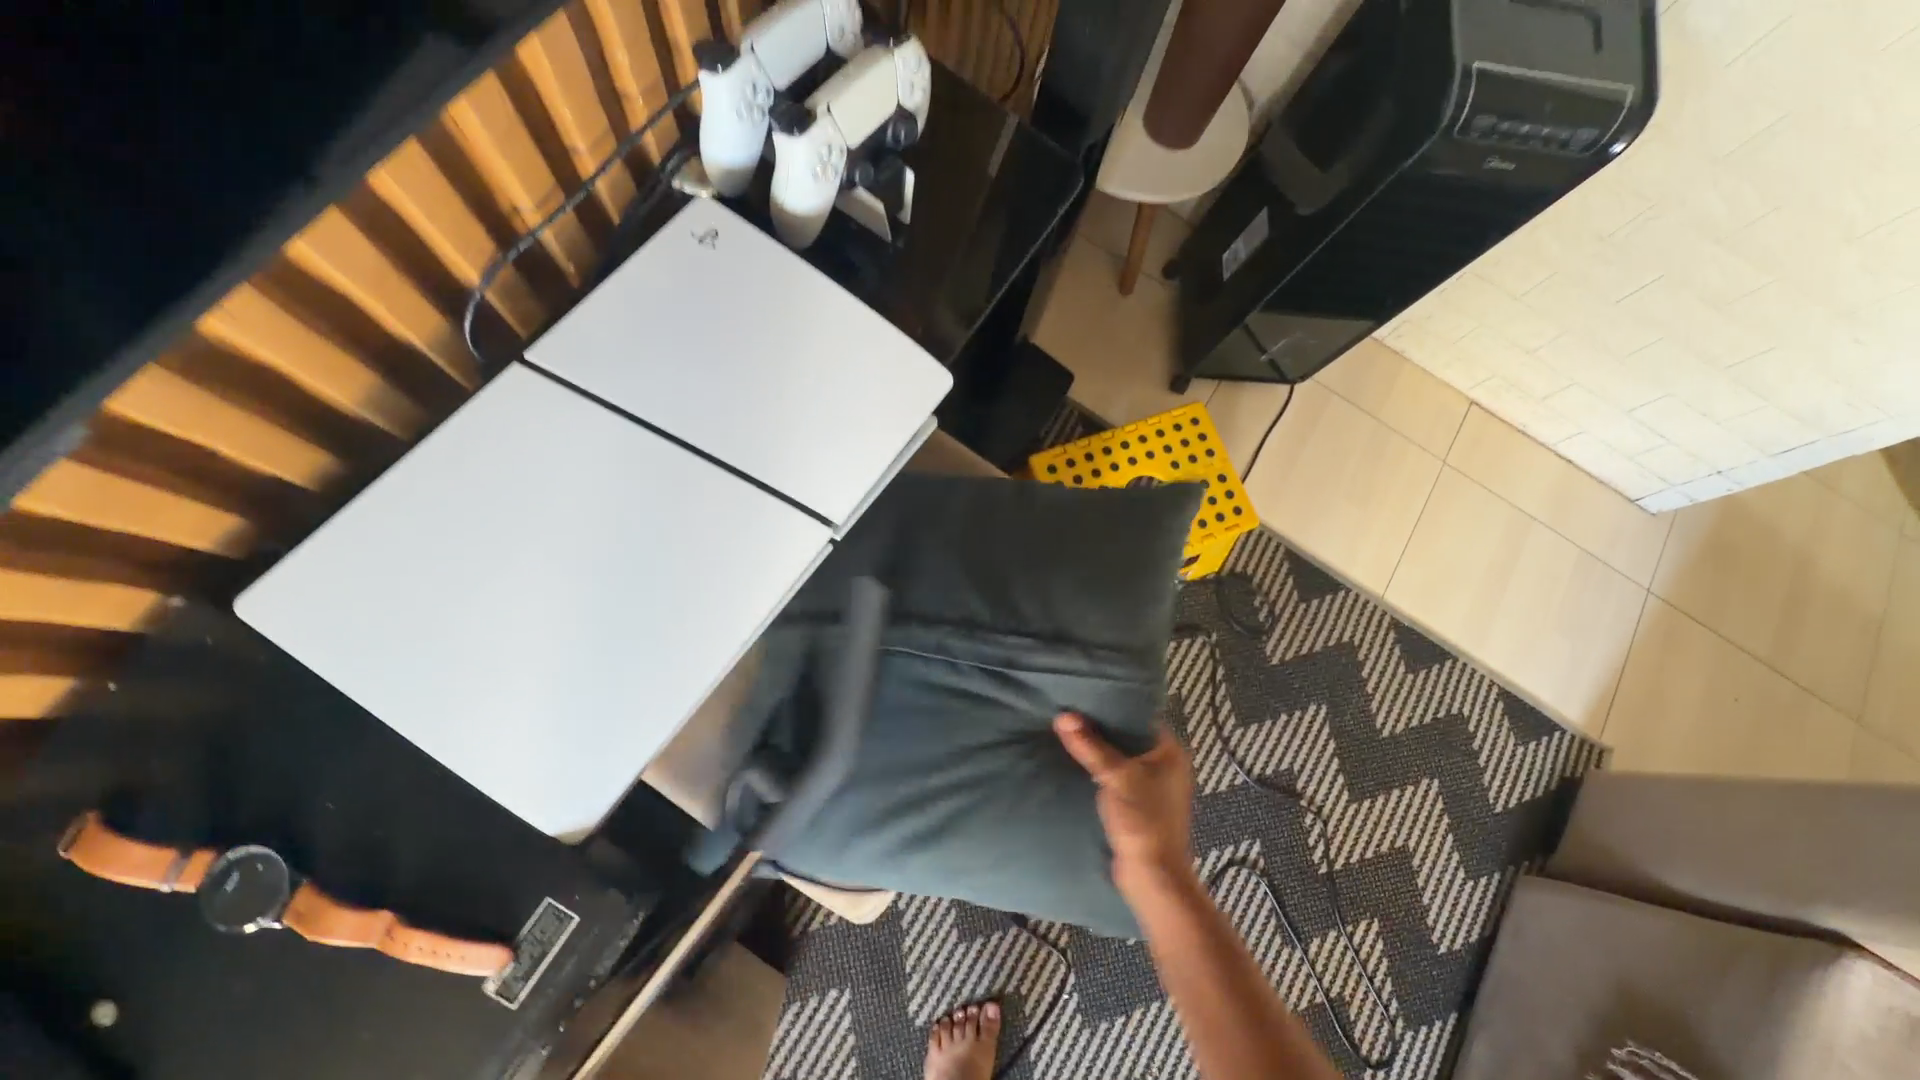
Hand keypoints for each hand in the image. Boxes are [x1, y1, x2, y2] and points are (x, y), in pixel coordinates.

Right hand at [1054, 713, 1196, 898]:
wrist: (1152, 875)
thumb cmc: (1142, 820)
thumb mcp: (1115, 777)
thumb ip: (1090, 746)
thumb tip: (1063, 716)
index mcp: (1170, 752)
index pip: (1140, 717)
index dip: (1114, 706)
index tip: (1085, 696)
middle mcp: (1166, 765)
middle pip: (1129, 737)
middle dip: (1102, 729)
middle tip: (1071, 712)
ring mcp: (1153, 787)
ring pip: (1121, 758)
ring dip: (1099, 751)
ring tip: (1069, 733)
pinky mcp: (1139, 805)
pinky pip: (1117, 778)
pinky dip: (1100, 771)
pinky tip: (1077, 764)